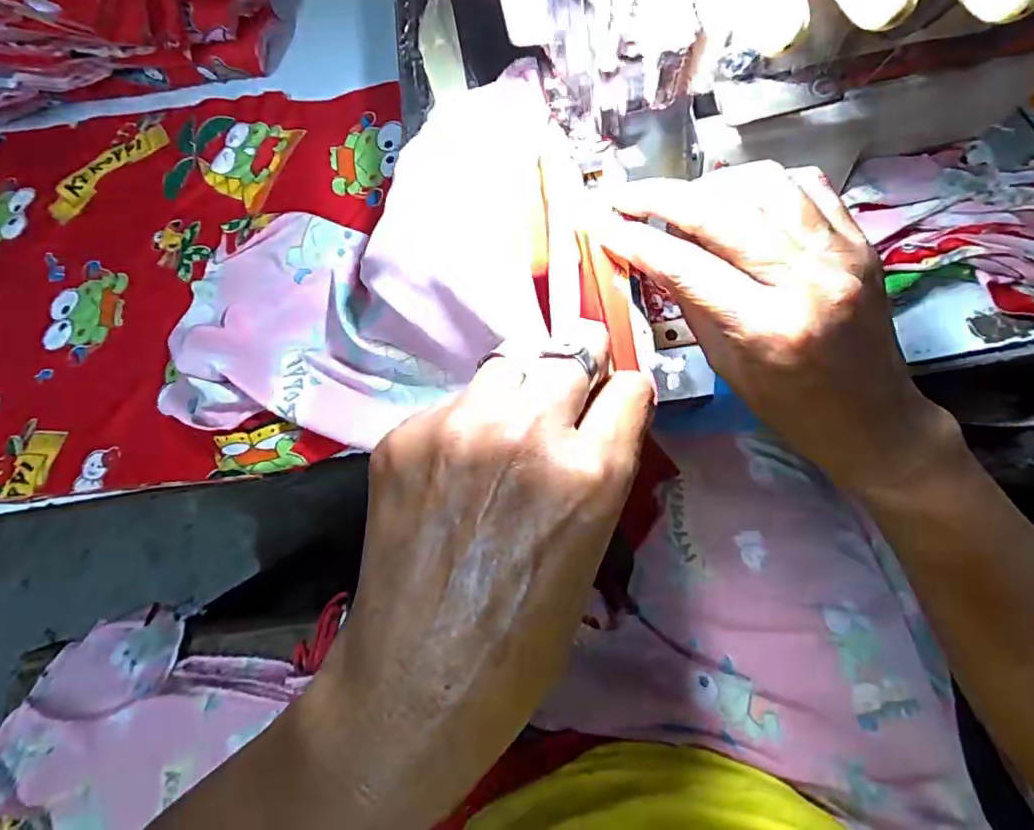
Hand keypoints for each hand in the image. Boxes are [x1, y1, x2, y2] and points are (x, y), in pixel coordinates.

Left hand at [318, 323, 654, 816]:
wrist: (418, 680)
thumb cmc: (522, 639)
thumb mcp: (589, 550)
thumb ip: (594, 472)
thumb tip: (592, 421)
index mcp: (590, 471)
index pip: (629, 386)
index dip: (622, 393)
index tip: (611, 398)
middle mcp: (527, 431)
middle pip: (569, 352)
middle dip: (576, 368)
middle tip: (564, 389)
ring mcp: (458, 427)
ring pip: (506, 364)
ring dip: (516, 387)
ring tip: (504, 424)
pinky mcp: (404, 434)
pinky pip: (451, 403)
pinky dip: (462, 423)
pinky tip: (450, 468)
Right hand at [601, 163, 953, 488]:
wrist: (875, 421)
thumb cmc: (790, 406)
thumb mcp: (724, 362)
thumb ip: (687, 299)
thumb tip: (646, 251)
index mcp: (768, 327)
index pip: (685, 265)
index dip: (636, 239)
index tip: (604, 224)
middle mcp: (807, 281)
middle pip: (720, 213)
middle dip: (660, 198)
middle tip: (624, 196)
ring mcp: (840, 255)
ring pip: (764, 184)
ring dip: (712, 186)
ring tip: (687, 203)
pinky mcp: (860, 241)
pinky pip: (806, 185)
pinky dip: (764, 185)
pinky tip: (742, 201)